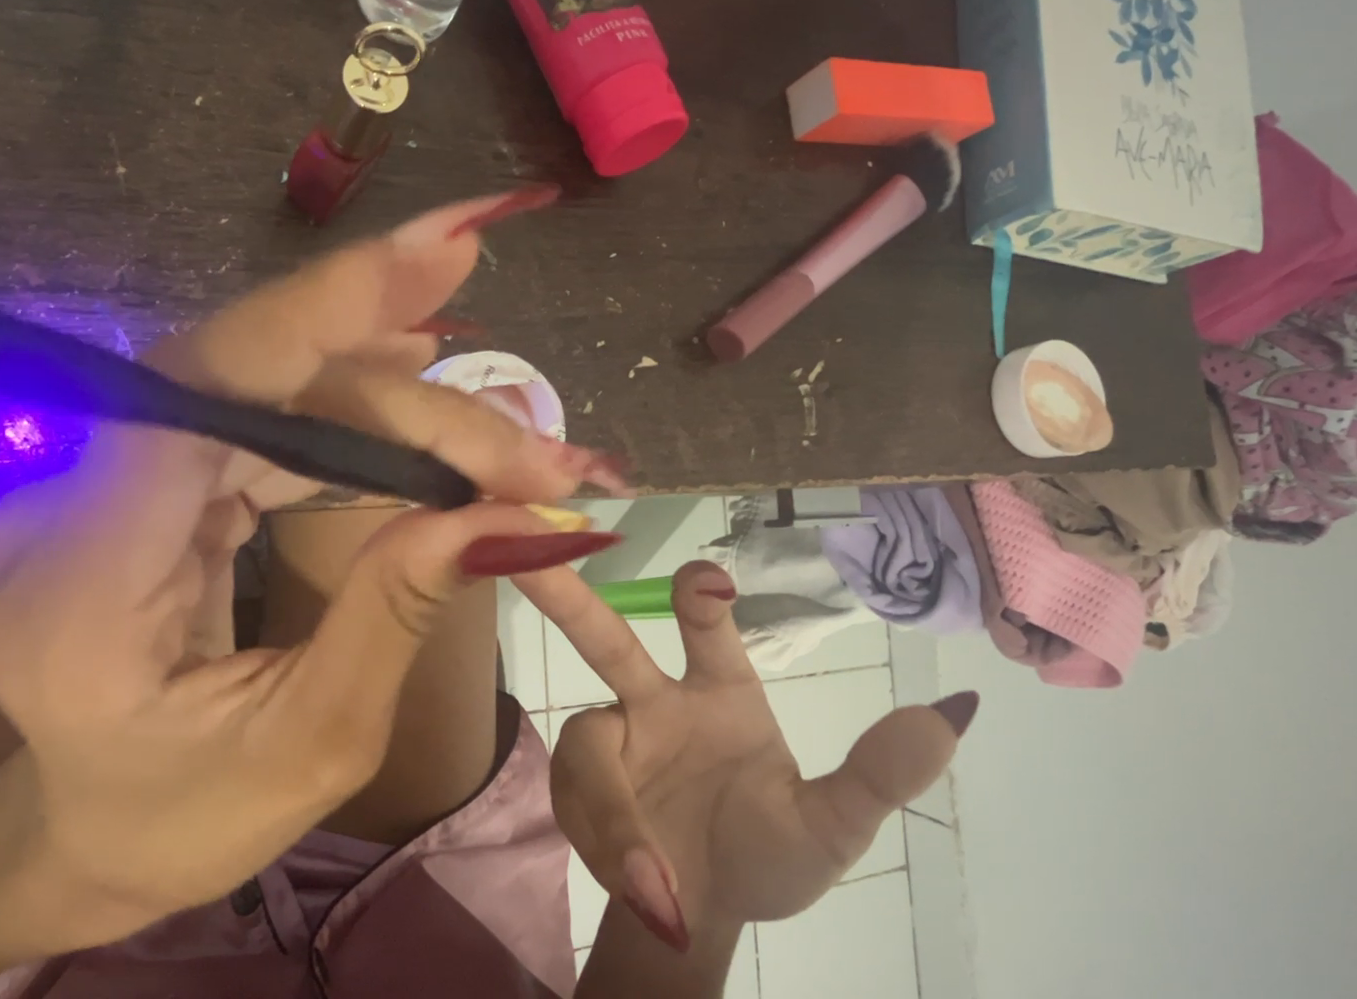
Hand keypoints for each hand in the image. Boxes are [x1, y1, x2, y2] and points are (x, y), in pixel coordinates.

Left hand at [0, 190, 626, 948]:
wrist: (83, 834)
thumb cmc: (183, 822)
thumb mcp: (311, 744)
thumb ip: (394, 615)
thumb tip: (506, 515)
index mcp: (82, 593)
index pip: (194, 399)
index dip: (315, 313)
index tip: (435, 254)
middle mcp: (67, 514)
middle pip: (250, 391)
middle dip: (402, 401)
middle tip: (530, 444)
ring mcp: (96, 490)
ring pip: (261, 397)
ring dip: (391, 405)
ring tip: (506, 434)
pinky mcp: (140, 486)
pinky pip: (251, 420)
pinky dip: (346, 414)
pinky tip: (419, 393)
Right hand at [515, 560, 974, 950]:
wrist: (699, 915)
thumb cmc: (768, 855)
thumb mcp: (829, 827)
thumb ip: (876, 775)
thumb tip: (953, 713)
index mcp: (718, 695)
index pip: (706, 630)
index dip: (701, 599)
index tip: (701, 576)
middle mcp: (652, 702)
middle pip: (603, 639)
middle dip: (565, 598)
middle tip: (525, 564)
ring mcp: (608, 742)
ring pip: (587, 749)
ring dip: (613, 812)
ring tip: (654, 884)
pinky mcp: (575, 786)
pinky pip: (576, 801)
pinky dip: (606, 844)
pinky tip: (642, 886)